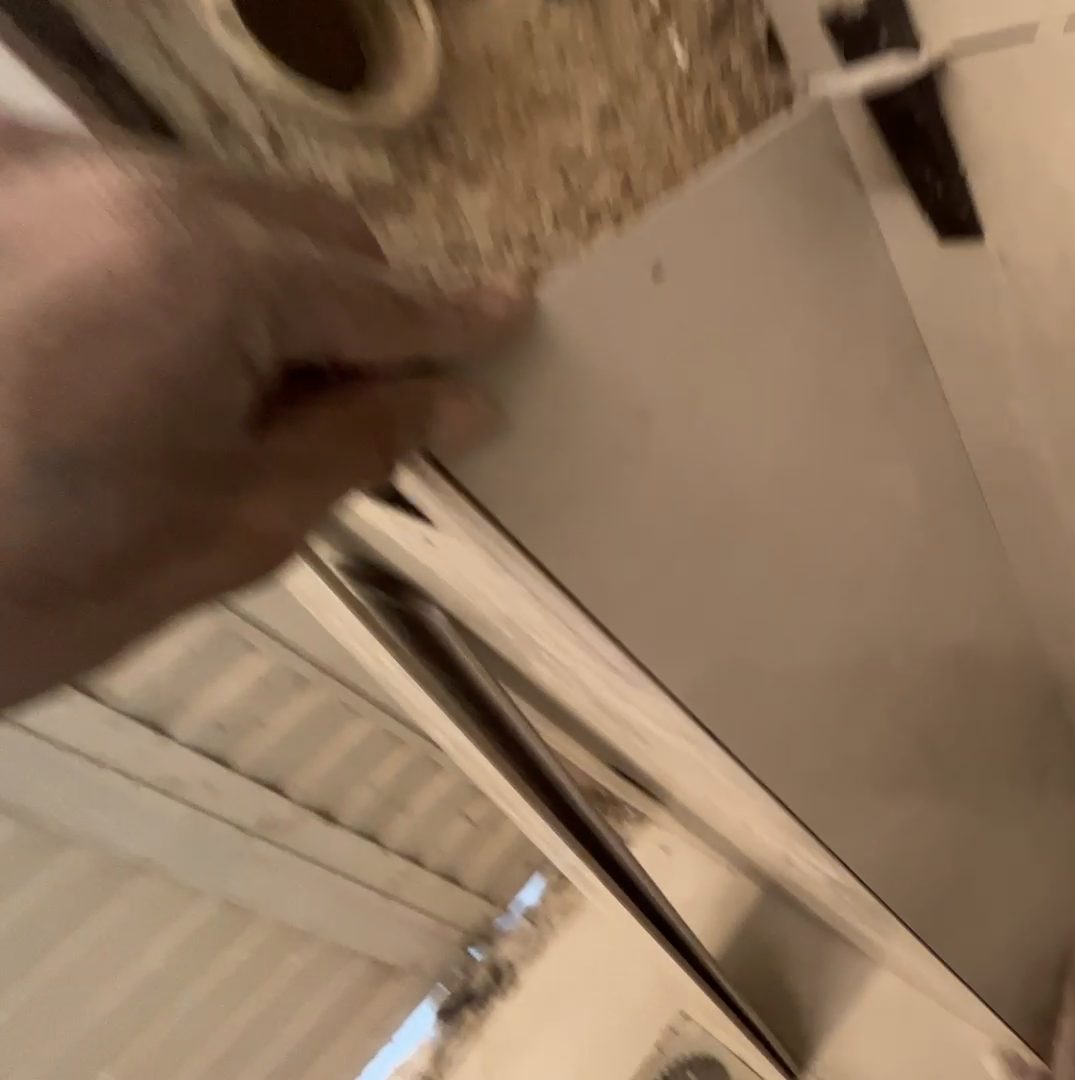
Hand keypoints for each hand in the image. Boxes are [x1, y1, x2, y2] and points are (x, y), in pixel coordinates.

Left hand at [0, 119, 531, 706]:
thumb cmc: (23, 579)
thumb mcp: (244, 524)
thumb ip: (366, 439)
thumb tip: (461, 401)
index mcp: (207, 276)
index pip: (385, 299)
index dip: (459, 318)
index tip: (515, 311)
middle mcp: (115, 187)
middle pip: (318, 227)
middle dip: (361, 302)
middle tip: (361, 391)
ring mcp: (21, 175)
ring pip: (227, 206)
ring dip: (274, 282)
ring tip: (238, 378)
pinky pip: (130, 207)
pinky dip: (184, 266)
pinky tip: (150, 344)